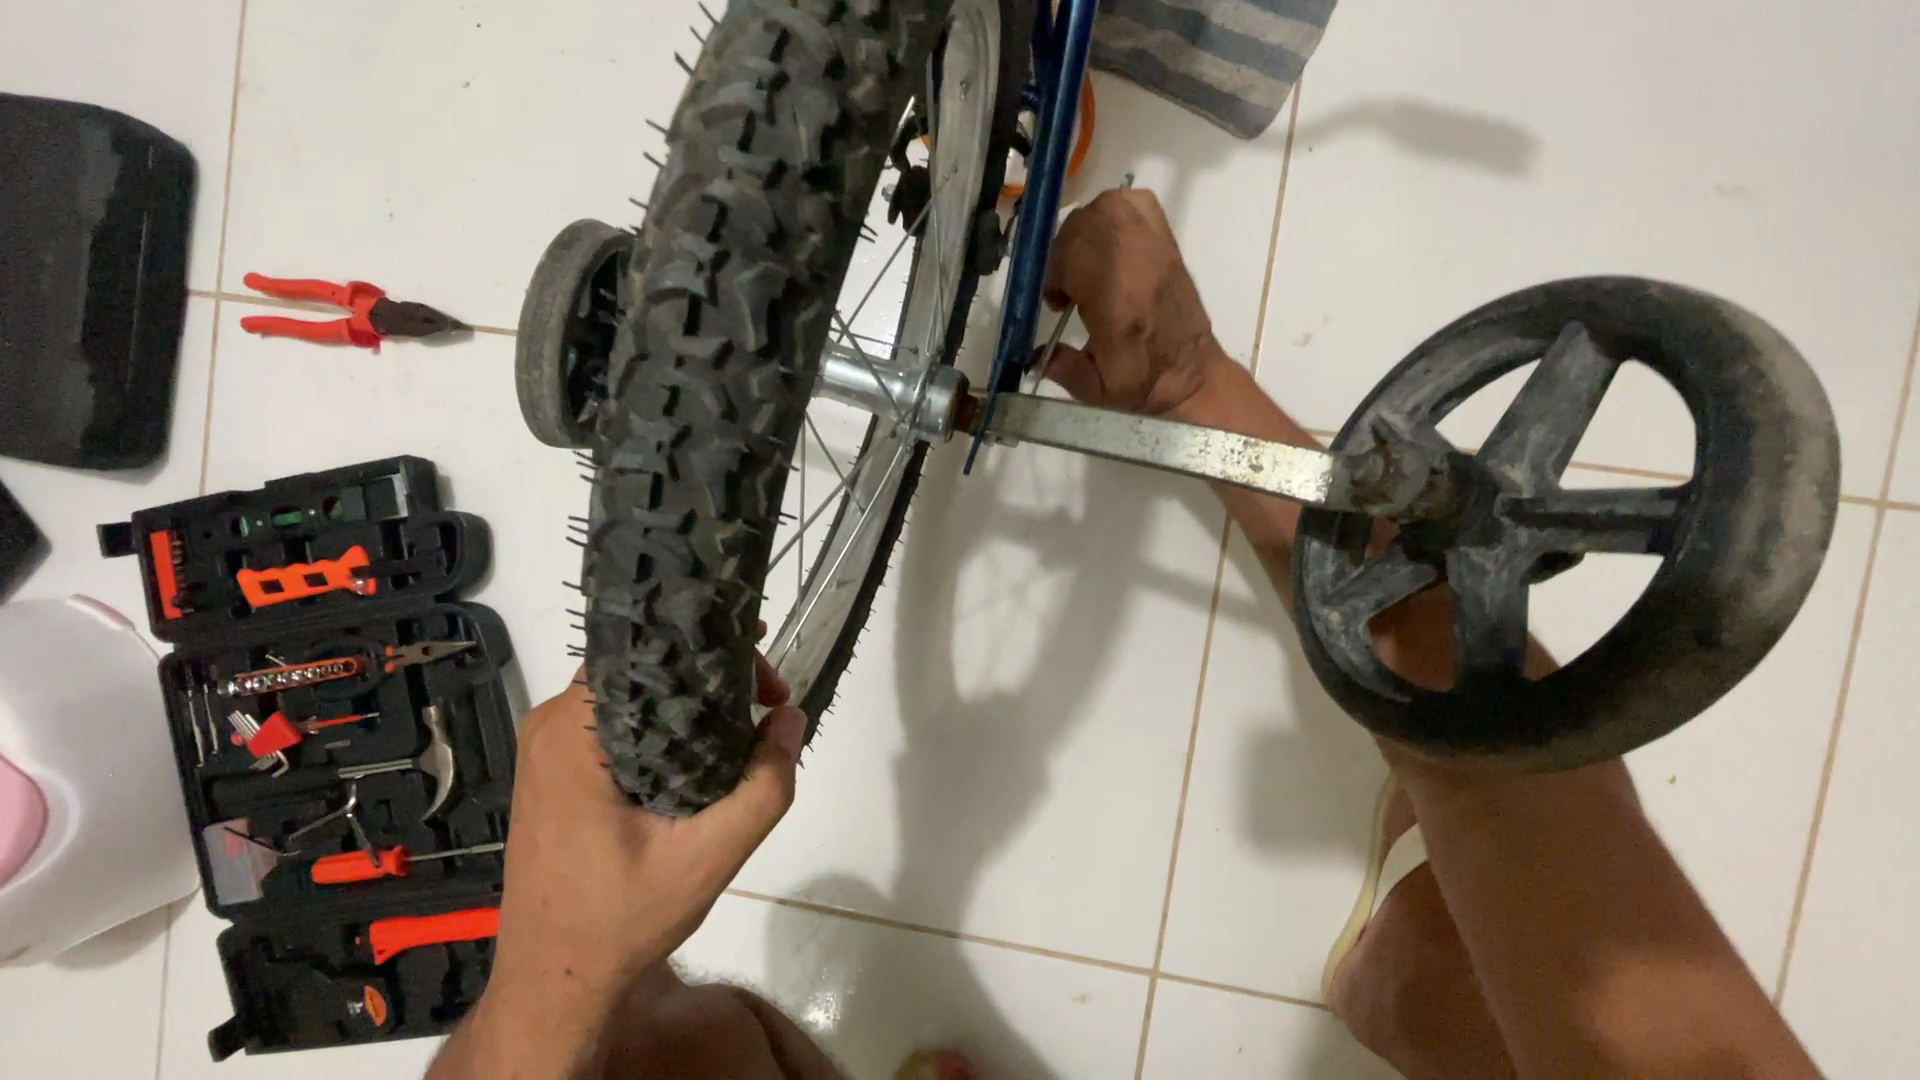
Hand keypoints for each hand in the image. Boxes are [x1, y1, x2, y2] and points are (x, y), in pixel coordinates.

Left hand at [487, 652, 803, 1009]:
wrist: (555, 983)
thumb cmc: (621, 920)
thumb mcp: (709, 857)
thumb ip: (763, 787)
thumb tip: (791, 718)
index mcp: (573, 734)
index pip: (644, 650)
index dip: (709, 646)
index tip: (760, 666)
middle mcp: (553, 727)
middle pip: (641, 666)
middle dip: (709, 671)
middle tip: (766, 698)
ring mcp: (549, 749)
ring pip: (632, 693)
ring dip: (690, 697)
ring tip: (747, 718)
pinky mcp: (558, 772)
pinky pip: (618, 722)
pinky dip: (666, 720)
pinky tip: (707, 745)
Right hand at [1039, 188, 1230, 416]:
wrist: (1192, 374)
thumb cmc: (1143, 382)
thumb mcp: (1094, 388)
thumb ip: (1060, 367)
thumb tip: (1029, 353)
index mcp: (1118, 303)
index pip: (1070, 258)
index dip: (1053, 277)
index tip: (1058, 304)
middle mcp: (1136, 264)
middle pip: (1082, 227)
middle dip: (1063, 254)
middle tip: (1069, 287)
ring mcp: (1154, 245)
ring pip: (1103, 208)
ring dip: (1084, 233)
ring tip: (1086, 264)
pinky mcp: (1165, 237)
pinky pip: (1133, 201)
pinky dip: (1112, 213)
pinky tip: (1108, 243)